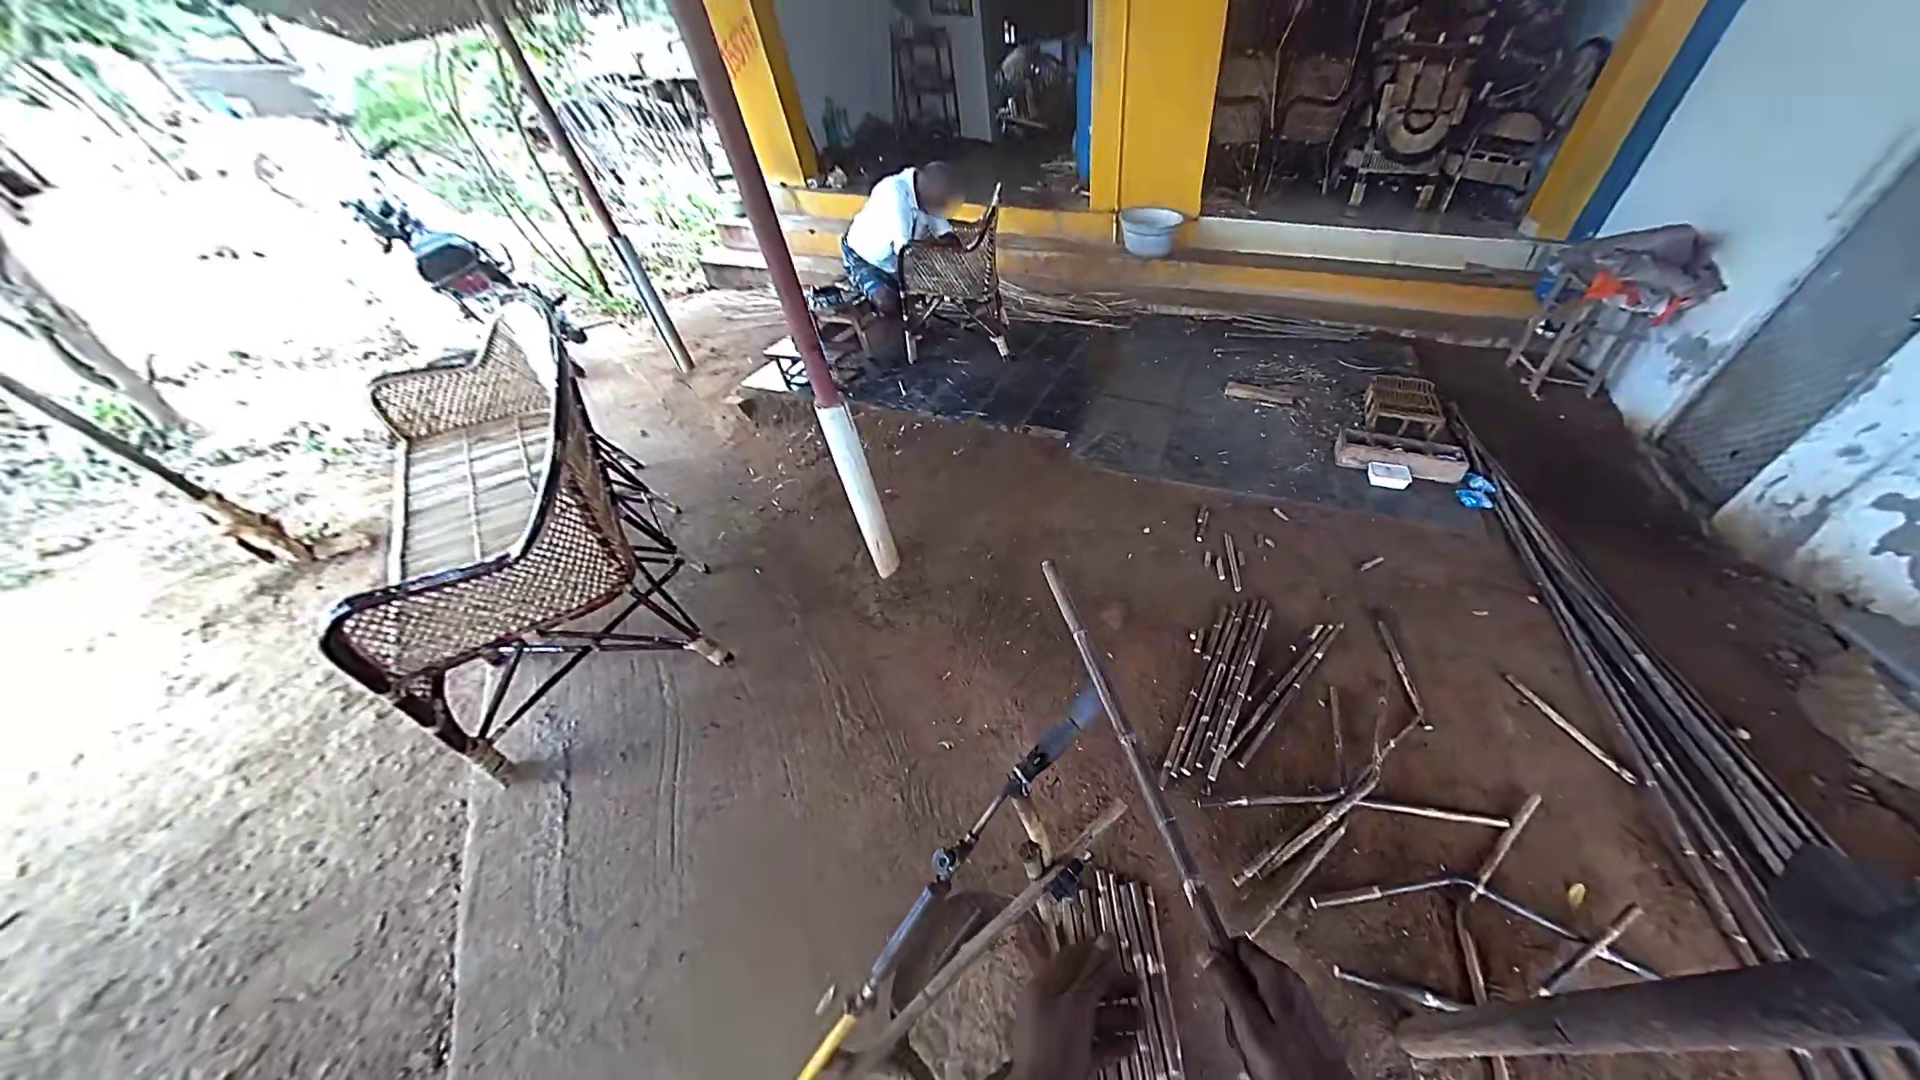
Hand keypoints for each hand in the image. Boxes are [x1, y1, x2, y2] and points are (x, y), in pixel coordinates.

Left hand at [1007, 936, 1139, 1079]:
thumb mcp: (1078, 1003)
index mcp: (1043, 986)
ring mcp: (1058, 1034)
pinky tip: (1132, 1044)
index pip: (1070, 960)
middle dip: (1112, 987)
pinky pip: (1092, 1044)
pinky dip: (1112, 1042)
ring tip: (1143, 1019)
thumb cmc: (1057, 1042)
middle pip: (1084, 989)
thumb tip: (1107, 938)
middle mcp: (1048, 1006)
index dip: (1095, 954)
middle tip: (1139, 988)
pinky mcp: (1069, 1060)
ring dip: (1117, 1015)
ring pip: (1091, 1017)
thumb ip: (1094, 973)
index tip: (1120, 953)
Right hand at [1204, 938, 1354, 1079]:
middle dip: (1234, 997)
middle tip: (1238, 1028)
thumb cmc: (1290, 1067)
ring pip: (1255, 995)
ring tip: (1252, 1046)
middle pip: (1246, 972)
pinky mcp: (1304, 1023)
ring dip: (1245, 1018)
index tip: (1217, 989)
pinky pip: (1269, 1014)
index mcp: (1276, 975)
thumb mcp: (1250, 1027)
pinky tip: (1265, 1053)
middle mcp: (1289, 980)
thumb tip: (1207, 952)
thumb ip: (1228, 986)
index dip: (1222, 961)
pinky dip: (1261, 1030)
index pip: (1238, 944)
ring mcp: (1299, 1001)